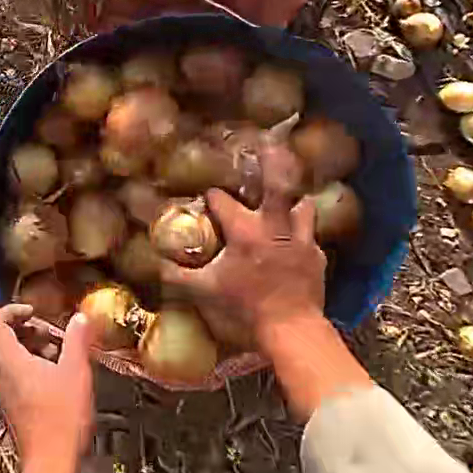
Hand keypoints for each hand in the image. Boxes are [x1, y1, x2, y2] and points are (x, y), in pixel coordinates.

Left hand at [0, 304, 94, 472]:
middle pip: (2, 338)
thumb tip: (80, 319)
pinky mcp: (12, 405)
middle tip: (53, 334)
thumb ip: (76, 339)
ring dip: (32, 347)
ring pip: (9, 357)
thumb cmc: (62, 418)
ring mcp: (4, 392)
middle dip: (28, 329)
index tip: (34, 312)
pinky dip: (33, 365)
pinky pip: (15, 374)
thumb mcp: (76, 370)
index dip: (12, 311)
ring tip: (60, 353)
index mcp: (9, 361)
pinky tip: (58, 374)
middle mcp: (0, 375)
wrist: (52, 464)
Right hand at [160, 145, 328, 353]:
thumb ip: (180, 275)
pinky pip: (310, 234)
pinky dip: (302, 232)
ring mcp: (299, 237)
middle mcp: (274, 225)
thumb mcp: (206, 290)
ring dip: (294, 200)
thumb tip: (157, 265)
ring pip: (302, 203)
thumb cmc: (245, 305)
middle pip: (277, 182)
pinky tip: (297, 239)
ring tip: (287, 199)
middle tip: (268, 144)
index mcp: (244, 229)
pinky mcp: (316, 253)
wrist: (291, 328)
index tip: (208, 196)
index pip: (222, 200)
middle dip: (272, 161)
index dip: (212, 196)